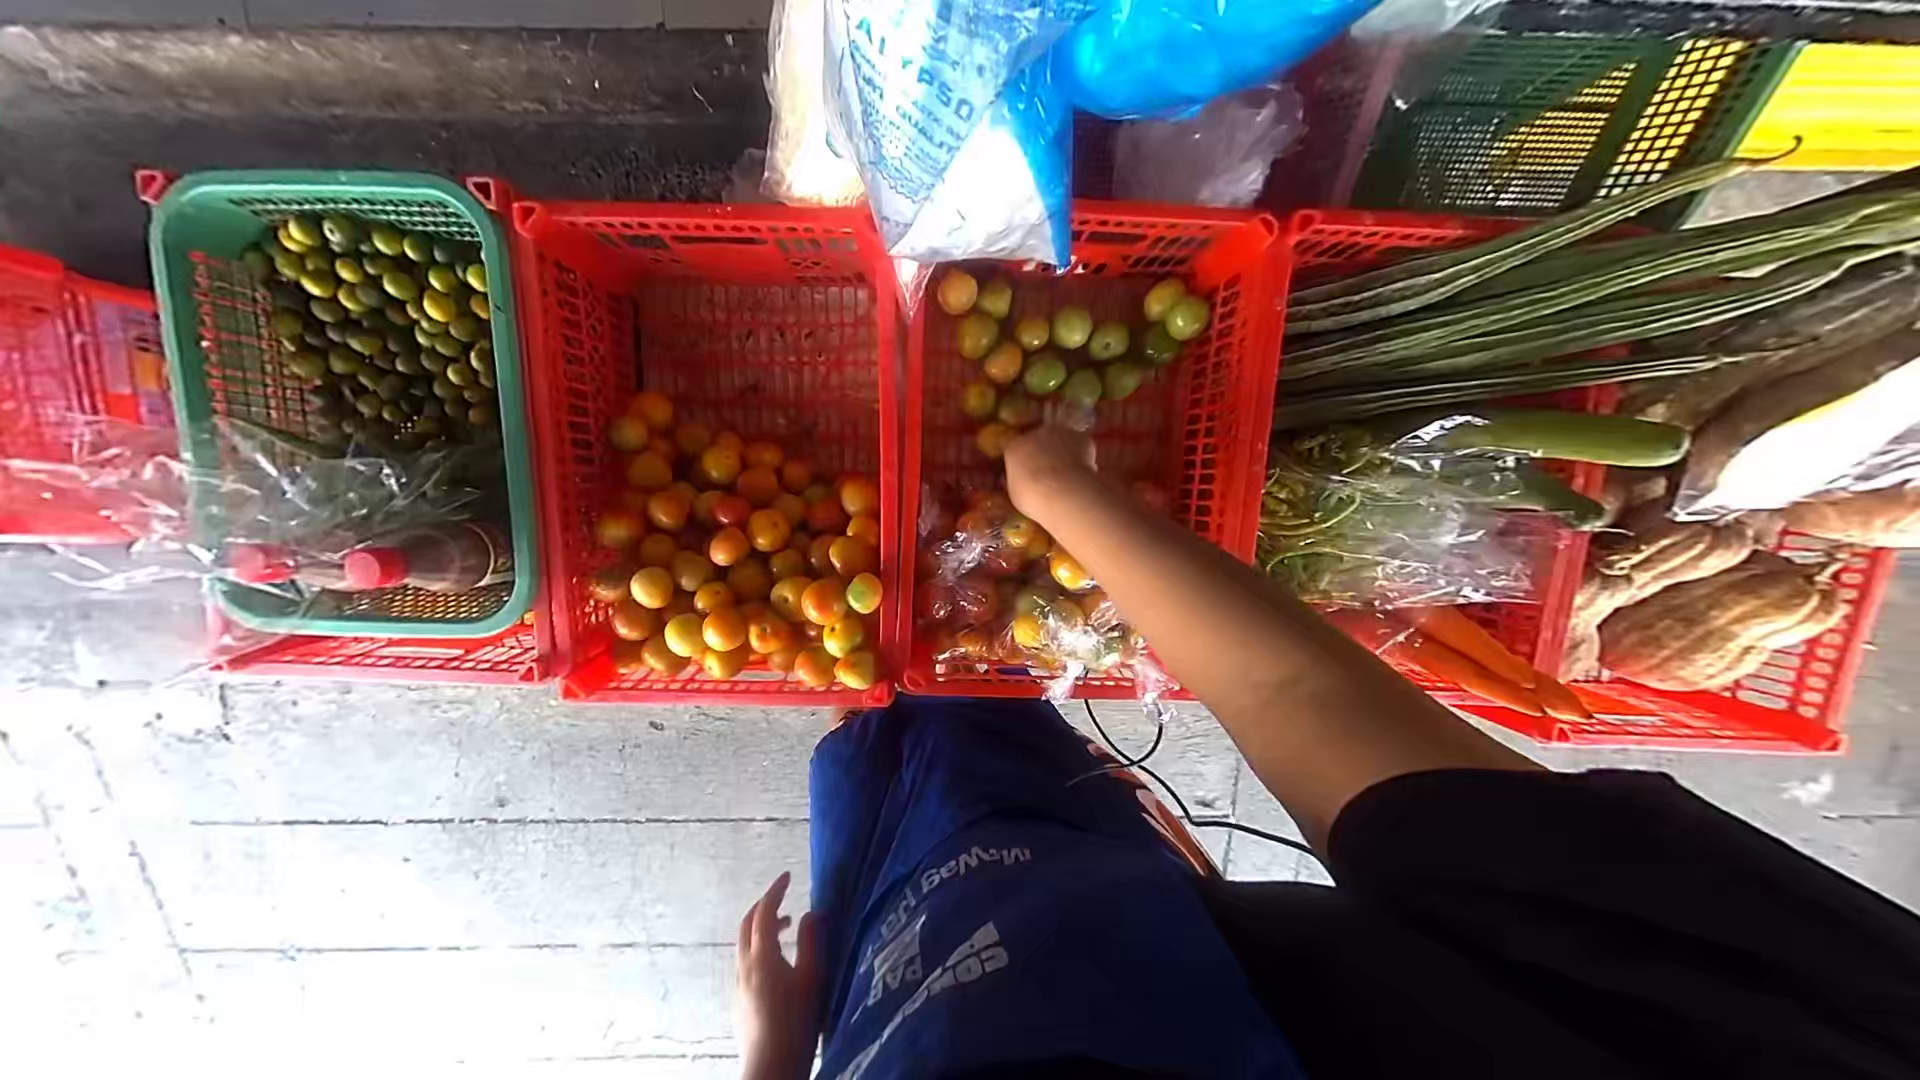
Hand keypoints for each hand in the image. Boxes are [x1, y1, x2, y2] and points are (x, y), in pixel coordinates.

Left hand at [735, 872, 821, 1079]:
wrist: (771, 1071)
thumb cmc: (796, 1023)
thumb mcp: (812, 977)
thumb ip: (811, 940)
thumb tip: (811, 913)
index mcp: (762, 956)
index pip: (764, 912)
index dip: (775, 890)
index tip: (787, 876)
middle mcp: (744, 967)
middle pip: (747, 925)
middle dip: (764, 906)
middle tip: (784, 896)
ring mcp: (738, 986)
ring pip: (745, 943)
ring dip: (763, 927)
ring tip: (788, 927)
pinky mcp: (739, 1002)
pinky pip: (746, 960)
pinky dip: (760, 946)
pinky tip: (779, 960)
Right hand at [1004, 426, 1095, 519]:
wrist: (1062, 493)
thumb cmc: (1033, 498)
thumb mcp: (1016, 492)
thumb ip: (1020, 479)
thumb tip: (1026, 479)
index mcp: (1014, 447)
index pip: (1017, 449)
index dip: (1025, 461)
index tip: (1030, 473)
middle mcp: (1036, 434)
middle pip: (1040, 440)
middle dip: (1044, 453)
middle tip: (1050, 473)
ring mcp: (1060, 432)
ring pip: (1062, 440)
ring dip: (1064, 452)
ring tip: (1069, 474)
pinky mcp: (1081, 437)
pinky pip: (1080, 444)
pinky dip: (1083, 455)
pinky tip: (1083, 472)